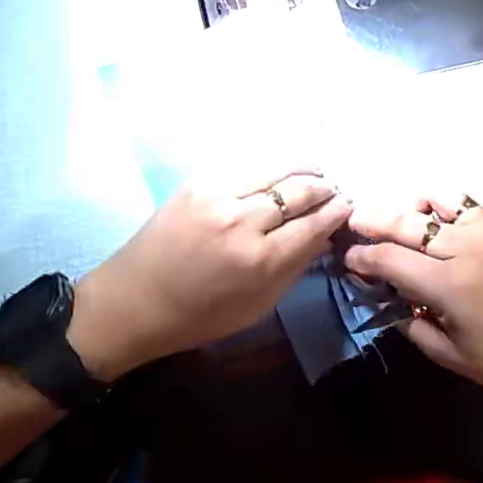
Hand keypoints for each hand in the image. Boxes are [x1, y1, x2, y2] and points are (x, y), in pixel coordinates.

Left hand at [66, 168, 352, 380]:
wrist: (133, 301)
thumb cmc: (201, 316)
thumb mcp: (258, 304)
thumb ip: (295, 265)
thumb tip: (324, 232)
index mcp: (260, 260)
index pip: (314, 223)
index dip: (337, 211)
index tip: (349, 205)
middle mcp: (242, 221)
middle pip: (299, 190)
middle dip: (324, 187)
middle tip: (335, 189)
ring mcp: (217, 195)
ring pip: (275, 169)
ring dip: (302, 168)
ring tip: (316, 170)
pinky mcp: (198, 182)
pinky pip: (246, 166)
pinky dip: (270, 168)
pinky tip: (280, 171)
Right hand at [343, 197, 482, 441]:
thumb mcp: (449, 354)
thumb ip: (409, 320)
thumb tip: (385, 293)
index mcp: (452, 285)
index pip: (389, 258)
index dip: (362, 257)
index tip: (348, 258)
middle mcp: (472, 246)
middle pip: (408, 220)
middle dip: (374, 221)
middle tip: (356, 223)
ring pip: (441, 199)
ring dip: (415, 208)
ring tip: (406, 221)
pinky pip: (474, 209)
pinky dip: (453, 217)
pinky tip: (451, 235)